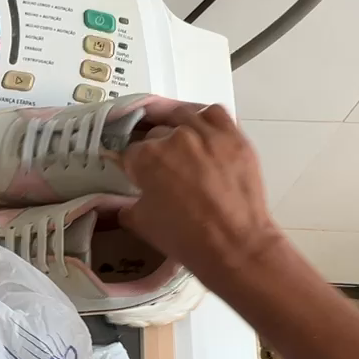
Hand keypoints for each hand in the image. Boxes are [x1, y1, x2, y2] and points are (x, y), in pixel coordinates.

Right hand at [123, 103, 284, 276]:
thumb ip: (126, 202)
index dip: (132, 165)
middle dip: (154, 148)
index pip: (129, 152)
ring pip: (182, 115)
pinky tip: (201, 132)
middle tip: (160, 167)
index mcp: (146, 158)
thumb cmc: (184, 238)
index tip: (136, 175)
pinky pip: (214, 113)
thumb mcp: (140, 223)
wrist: (233, 245)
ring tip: (177, 140)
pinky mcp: (233, 136)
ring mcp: (206, 133)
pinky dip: (204, 119)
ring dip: (175, 125)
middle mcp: (174, 137)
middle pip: (155, 132)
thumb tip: (126, 198)